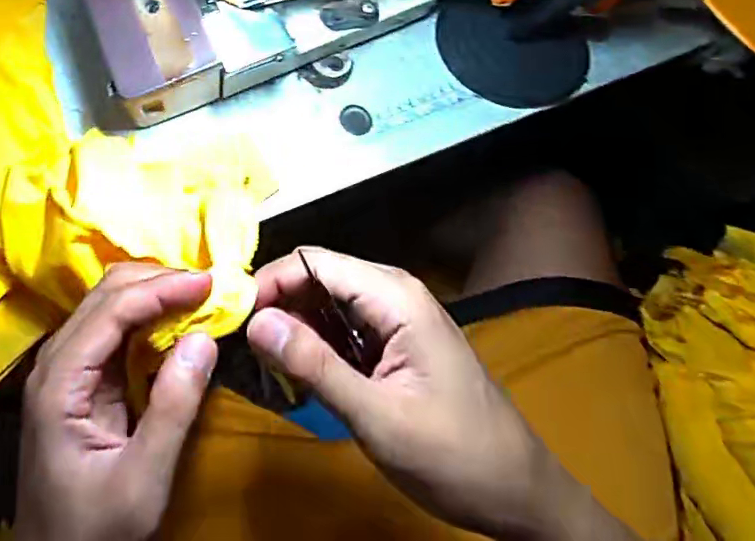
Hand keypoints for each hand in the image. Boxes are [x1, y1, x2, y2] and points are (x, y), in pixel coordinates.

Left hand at [16, 264, 219, 540]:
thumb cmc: (93, 532)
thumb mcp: (140, 484)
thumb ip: (172, 410)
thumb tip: (204, 338)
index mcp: (59, 381)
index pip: (112, 309)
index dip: (161, 287)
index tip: (208, 282)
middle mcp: (56, 360)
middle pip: (107, 293)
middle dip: (160, 280)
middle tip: (209, 286)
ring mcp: (66, 365)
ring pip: (110, 301)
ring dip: (154, 289)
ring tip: (198, 294)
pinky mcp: (81, 375)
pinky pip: (115, 324)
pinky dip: (149, 310)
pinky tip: (176, 315)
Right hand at [246, 248, 632, 540]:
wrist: (519, 493)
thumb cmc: (455, 455)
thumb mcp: (378, 416)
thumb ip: (315, 365)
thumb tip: (256, 321)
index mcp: (394, 295)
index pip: (313, 262)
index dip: (270, 282)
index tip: (234, 316)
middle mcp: (393, 291)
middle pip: (318, 277)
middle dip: (278, 304)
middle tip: (246, 346)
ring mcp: (396, 314)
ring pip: (328, 301)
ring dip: (295, 326)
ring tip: (267, 363)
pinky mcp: (395, 338)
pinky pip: (344, 325)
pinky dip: (317, 343)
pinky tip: (300, 372)